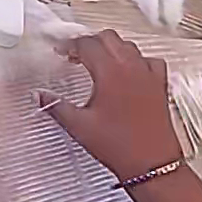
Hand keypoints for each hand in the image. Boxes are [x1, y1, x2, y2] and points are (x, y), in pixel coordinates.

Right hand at [39, 31, 183, 181]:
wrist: (151, 164)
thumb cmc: (119, 146)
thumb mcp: (79, 125)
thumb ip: (56, 106)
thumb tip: (41, 96)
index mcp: (110, 72)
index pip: (87, 44)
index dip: (69, 44)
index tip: (60, 49)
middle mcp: (131, 68)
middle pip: (108, 37)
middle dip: (89, 41)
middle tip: (74, 52)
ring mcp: (148, 75)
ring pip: (128, 45)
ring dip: (110, 47)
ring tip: (97, 59)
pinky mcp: (160, 86)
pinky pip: (149, 60)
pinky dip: (136, 59)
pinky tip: (129, 69)